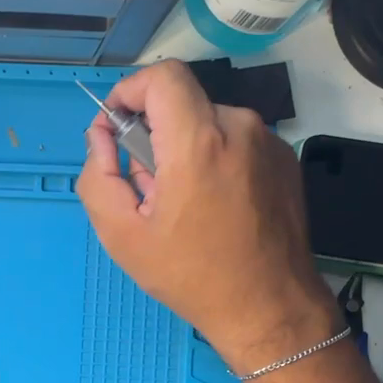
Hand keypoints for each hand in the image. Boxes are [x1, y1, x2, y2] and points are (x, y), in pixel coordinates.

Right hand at [77, 61, 340, 374]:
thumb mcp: (122, 236)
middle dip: (153, 136)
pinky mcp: (283, 158)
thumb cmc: (189, 275)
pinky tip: (211, 208)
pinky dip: (212, 162)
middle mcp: (239, 128)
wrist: (267, 305)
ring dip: (183, 152)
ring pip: (208, 125)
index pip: (162, 77)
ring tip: (180, 206)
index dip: (129, 91)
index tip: (115, 124)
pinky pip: (234, 142)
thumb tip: (100, 139)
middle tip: (146, 190)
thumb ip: (99, 178)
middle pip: (182, 106)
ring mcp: (268, 141)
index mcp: (197, 143)